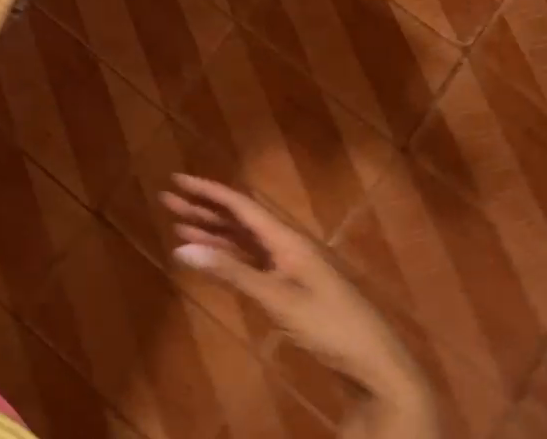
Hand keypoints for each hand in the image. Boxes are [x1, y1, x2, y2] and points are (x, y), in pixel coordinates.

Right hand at [161, 175, 422, 399]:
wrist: (379, 368)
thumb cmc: (330, 326)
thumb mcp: (277, 298)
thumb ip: (229, 272)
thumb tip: (181, 249)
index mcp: (288, 240)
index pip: (241, 205)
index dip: (207, 190)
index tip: (176, 178)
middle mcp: (289, 246)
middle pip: (240, 219)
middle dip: (204, 209)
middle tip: (167, 200)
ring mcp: (293, 268)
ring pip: (245, 241)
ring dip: (213, 233)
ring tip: (179, 227)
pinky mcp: (294, 288)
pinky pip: (253, 261)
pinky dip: (228, 256)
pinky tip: (210, 258)